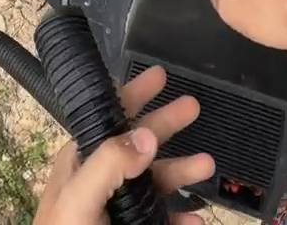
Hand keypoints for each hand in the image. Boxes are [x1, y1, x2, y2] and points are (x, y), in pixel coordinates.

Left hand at [34, 65, 213, 224]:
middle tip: (195, 107)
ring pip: (155, 183)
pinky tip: (197, 222)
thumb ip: (110, 165)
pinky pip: (161, 222)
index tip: (161, 76)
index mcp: (82, 162)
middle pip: (139, 144)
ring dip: (181, 172)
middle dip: (166, 126)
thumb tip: (146, 134)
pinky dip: (180, 220)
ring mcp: (117, 212)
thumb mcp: (79, 202)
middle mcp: (101, 182)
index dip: (134, 94)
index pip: (110, 118)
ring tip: (208, 167)